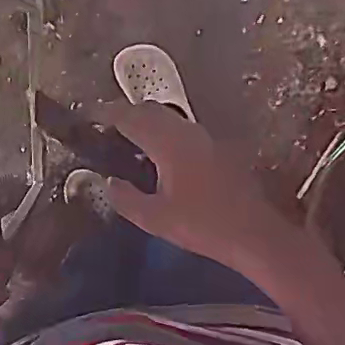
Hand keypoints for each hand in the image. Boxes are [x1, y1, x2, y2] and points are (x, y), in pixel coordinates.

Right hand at [97, 102, 294, 271]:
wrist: (253, 234)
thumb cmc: (201, 225)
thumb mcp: (153, 218)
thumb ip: (126, 198)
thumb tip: (110, 182)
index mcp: (168, 144)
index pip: (131, 118)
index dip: (108, 113)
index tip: (90, 115)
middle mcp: (188, 133)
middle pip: (151, 110)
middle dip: (126, 113)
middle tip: (106, 126)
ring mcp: (206, 139)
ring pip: (170, 118)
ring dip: (146, 123)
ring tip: (128, 141)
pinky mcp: (218, 150)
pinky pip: (182, 131)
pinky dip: (163, 134)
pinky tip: (158, 157)